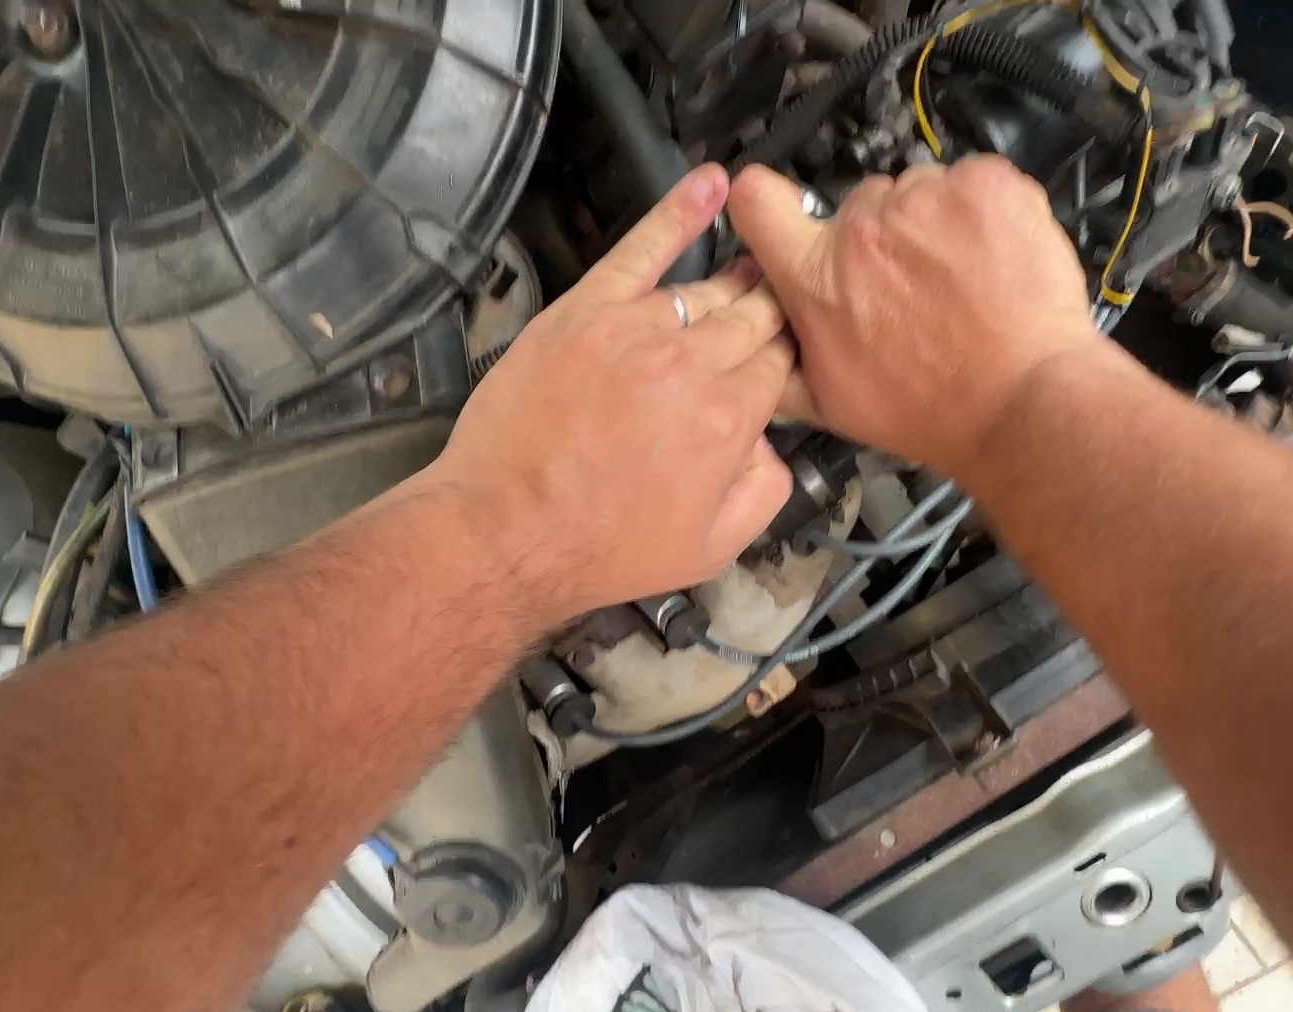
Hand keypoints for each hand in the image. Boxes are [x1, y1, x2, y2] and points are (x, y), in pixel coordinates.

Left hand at [416, 165, 796, 622]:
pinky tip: (713, 183)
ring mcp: (638, 328)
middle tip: (780, 306)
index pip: (778, 363)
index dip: (783, 359)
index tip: (781, 358)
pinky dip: (678, 211)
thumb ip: (765, 488)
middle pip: (751, 318)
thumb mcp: (714, 547)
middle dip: (771, 313)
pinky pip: (642, 248)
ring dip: (738, 281)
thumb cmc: (608, 546)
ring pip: (707, 290)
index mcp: (731, 419)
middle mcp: (694, 363)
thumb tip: (771, 440)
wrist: (508, 529)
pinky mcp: (587, 309)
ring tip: (758, 267)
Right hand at [729, 158, 1112, 477]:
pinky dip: (977, 213)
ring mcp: (926, 198)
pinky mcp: (985, 185)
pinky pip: (967, 182)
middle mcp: (863, 227)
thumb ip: (779, 364)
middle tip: (908, 289)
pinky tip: (988, 261)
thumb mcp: (829, 406)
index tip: (785, 217)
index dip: (765, 205)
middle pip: (855, 206)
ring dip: (928, 226)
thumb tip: (757, 341)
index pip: (756, 200)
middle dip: (874, 239)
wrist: (1019, 402)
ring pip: (915, 194)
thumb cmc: (924, 410)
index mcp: (817, 278)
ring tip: (956, 282)